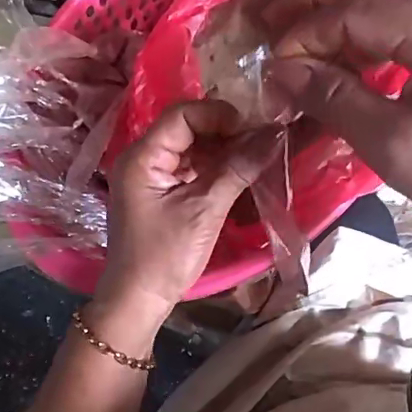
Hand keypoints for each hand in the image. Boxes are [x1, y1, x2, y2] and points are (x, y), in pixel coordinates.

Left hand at [99, 100, 278, 315]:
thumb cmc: (166, 254)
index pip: (182, 114)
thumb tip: (273, 136)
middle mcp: (142, 158)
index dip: (219, 115)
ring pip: (190, 147)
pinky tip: (238, 173)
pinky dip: (213, 167)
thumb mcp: (205, 210)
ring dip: (222, 150)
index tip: (252, 130)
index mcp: (143, 156)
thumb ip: (237, 169)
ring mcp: (150, 176)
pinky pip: (189, 168)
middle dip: (224, 132)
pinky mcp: (160, 192)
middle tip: (260, 143)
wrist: (138, 297)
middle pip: (186, 127)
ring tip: (255, 156)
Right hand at [260, 0, 411, 266]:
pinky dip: (372, 25)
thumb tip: (279, 70)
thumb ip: (333, 97)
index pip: (358, 9)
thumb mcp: (391, 143)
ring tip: (302, 32)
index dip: (306, 32)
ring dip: (344, 6)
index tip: (273, 65)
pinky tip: (350, 50)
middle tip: (273, 20)